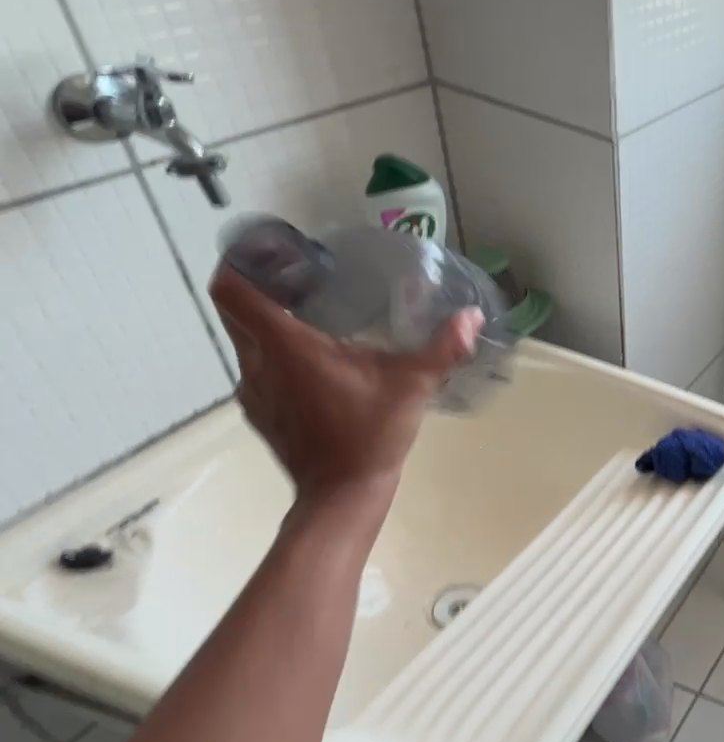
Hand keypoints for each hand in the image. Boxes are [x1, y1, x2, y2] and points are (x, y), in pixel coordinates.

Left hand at [209, 265, 482, 501]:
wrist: (341, 491)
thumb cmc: (371, 433)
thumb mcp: (414, 386)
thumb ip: (442, 348)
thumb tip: (471, 316)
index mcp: (286, 347)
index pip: (234, 290)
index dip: (241, 261)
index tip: (270, 250)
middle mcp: (256, 362)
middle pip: (233, 309)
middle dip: (258, 284)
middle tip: (300, 275)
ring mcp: (252, 388)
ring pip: (244, 338)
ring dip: (268, 319)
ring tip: (313, 313)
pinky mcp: (260, 408)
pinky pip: (257, 365)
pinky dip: (276, 351)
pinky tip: (317, 361)